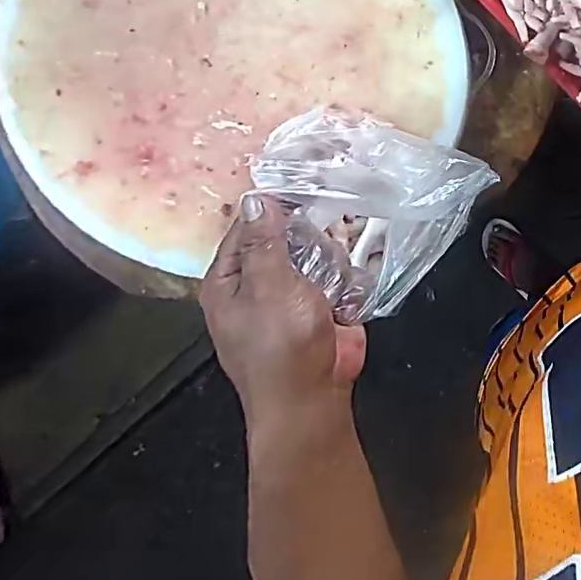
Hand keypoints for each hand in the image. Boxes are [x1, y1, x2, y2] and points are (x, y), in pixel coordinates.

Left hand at [200, 194, 367, 432]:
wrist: (312, 394)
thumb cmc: (281, 343)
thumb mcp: (270, 287)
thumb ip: (265, 243)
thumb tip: (255, 200)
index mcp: (230, 280)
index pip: (247, 228)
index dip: (273, 207)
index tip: (305, 186)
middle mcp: (260, 284)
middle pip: (288, 240)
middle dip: (311, 237)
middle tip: (329, 232)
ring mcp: (295, 296)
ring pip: (319, 258)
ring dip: (333, 261)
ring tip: (335, 277)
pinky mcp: (325, 307)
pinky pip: (340, 279)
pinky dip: (348, 280)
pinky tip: (349, 291)